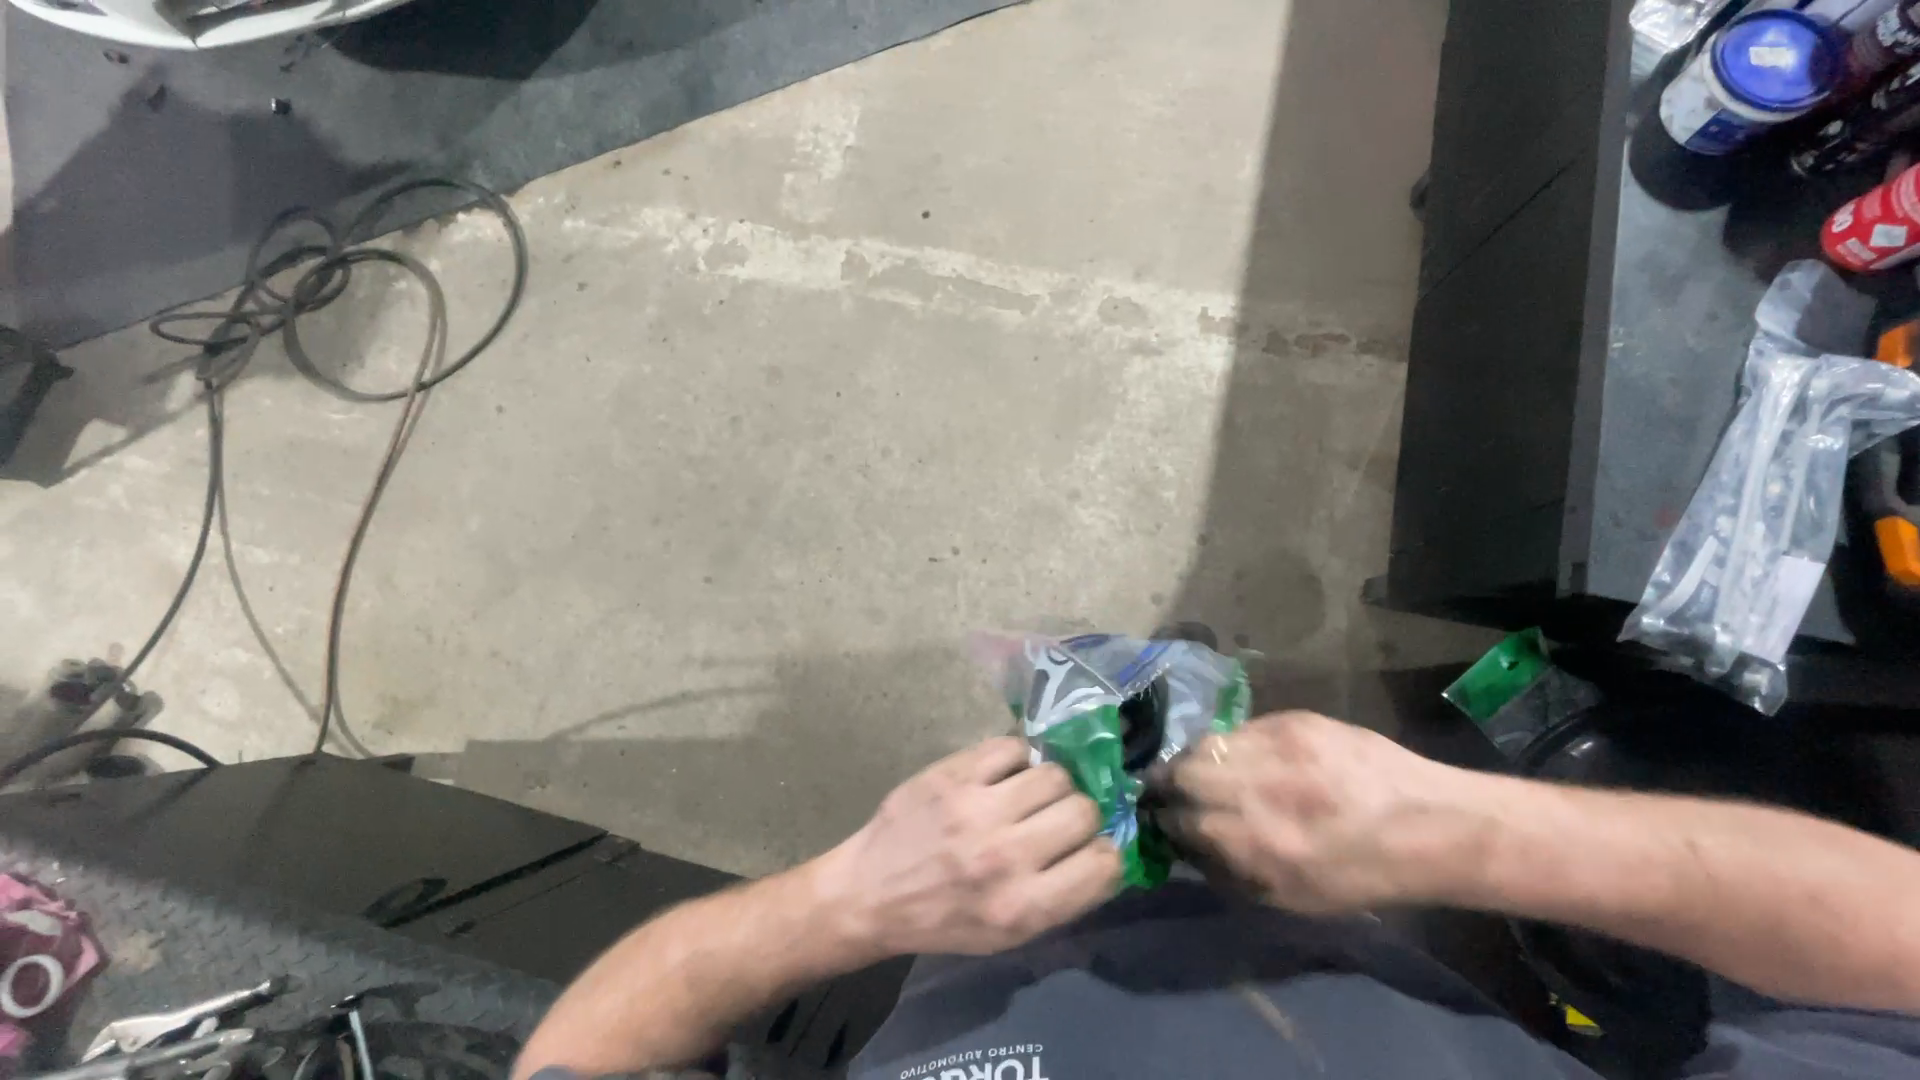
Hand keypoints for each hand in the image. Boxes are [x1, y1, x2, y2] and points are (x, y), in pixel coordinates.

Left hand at [816, 736, 1121, 957]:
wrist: (870, 894)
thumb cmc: (942, 921)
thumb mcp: (1007, 935)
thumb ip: (1060, 897)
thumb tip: (1103, 848)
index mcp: (1022, 907)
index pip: (1105, 863)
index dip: (1104, 853)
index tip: (1089, 849)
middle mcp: (1005, 857)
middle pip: (1083, 811)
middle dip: (1081, 814)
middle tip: (1057, 819)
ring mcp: (976, 810)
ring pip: (1055, 774)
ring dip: (1052, 784)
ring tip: (1032, 794)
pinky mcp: (952, 775)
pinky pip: (1012, 747)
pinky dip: (1018, 758)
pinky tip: (1007, 774)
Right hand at [1154, 711, 1482, 912]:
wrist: (1426, 826)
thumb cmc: (1359, 875)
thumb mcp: (1288, 898)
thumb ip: (1227, 872)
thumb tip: (1183, 846)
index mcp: (1252, 843)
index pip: (1177, 821)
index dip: (1164, 822)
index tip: (1164, 822)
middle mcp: (1254, 790)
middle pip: (1178, 774)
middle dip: (1165, 783)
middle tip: (1166, 789)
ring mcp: (1273, 748)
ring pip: (1203, 745)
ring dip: (1193, 760)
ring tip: (1200, 771)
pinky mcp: (1291, 721)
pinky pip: (1240, 730)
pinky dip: (1232, 746)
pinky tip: (1245, 757)